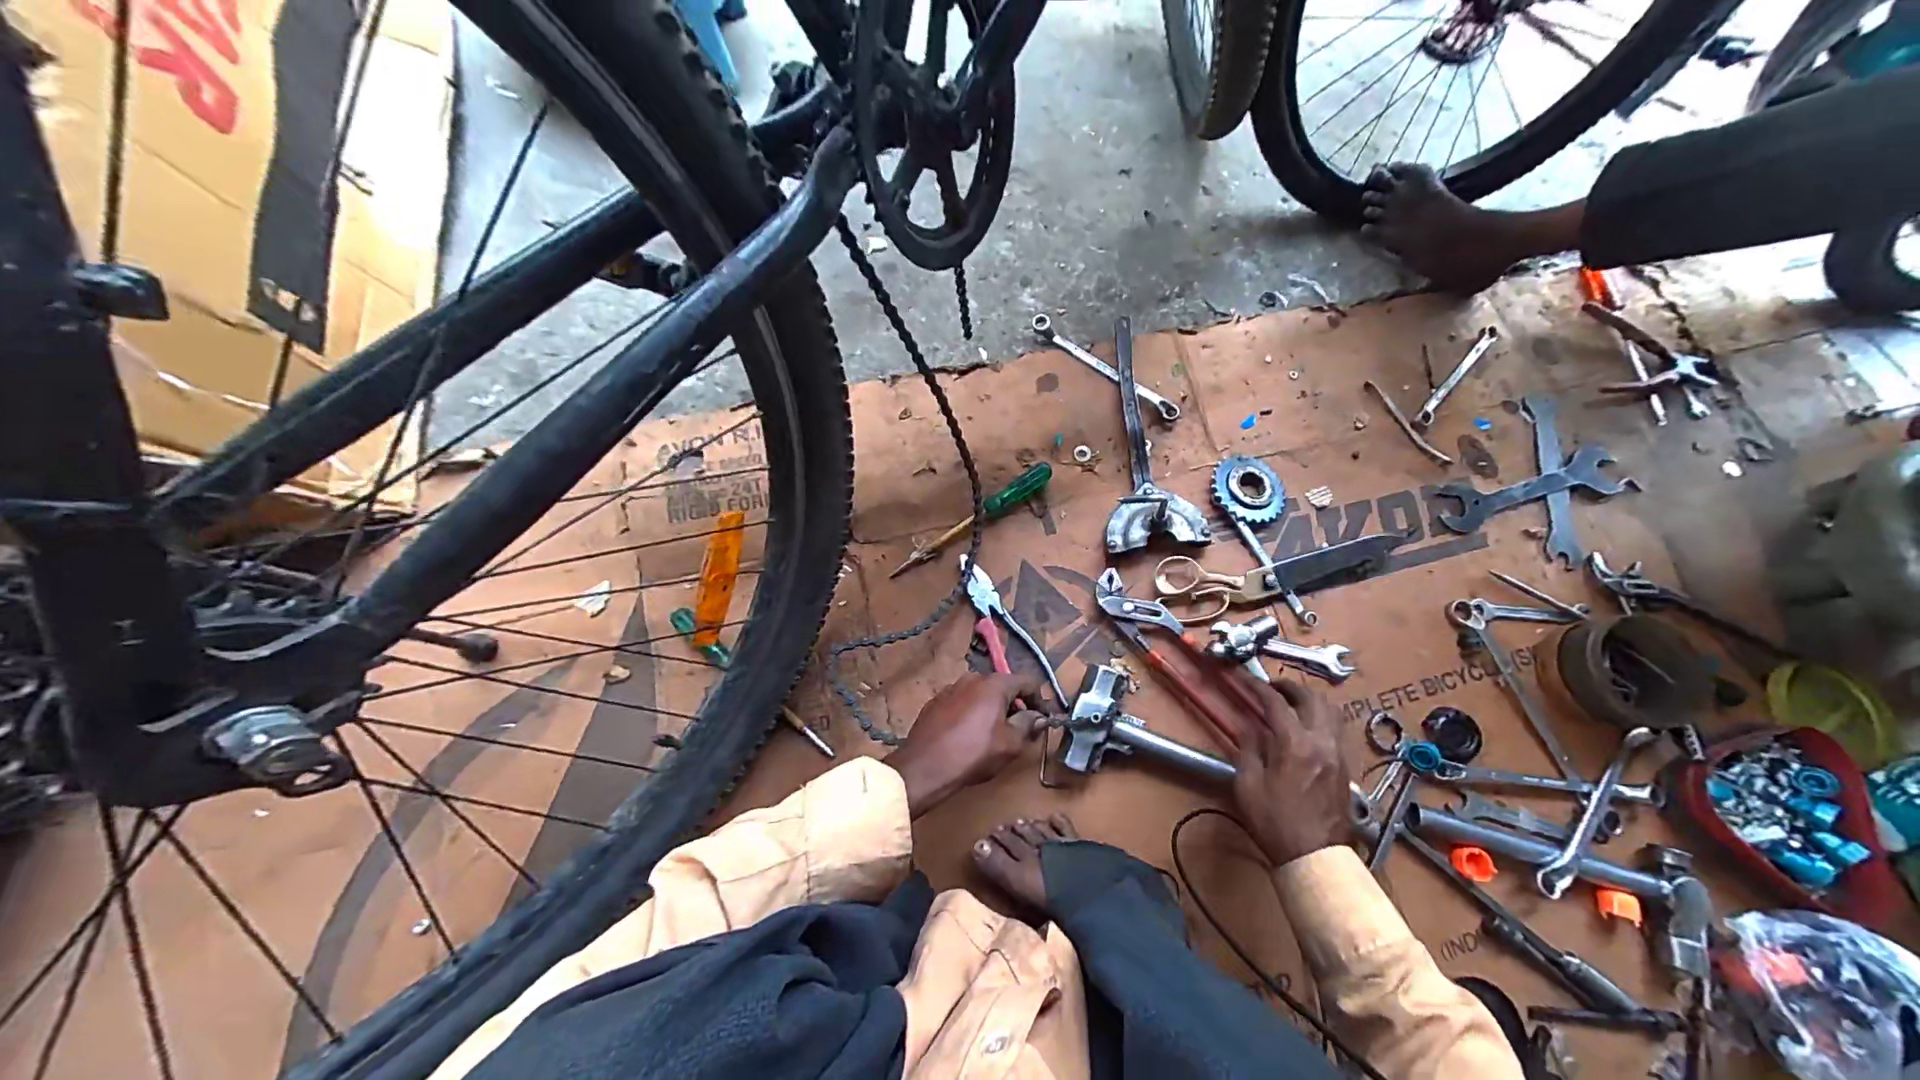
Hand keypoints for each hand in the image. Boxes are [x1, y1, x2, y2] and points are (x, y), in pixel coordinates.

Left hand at [887, 672, 1047, 816]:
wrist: (924, 767)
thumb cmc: (973, 754)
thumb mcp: (1010, 744)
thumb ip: (1028, 725)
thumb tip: (1038, 716)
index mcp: (993, 684)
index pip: (1027, 682)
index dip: (1040, 700)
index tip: (1045, 718)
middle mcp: (971, 679)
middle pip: (1003, 687)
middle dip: (1015, 705)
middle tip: (1022, 729)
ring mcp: (950, 689)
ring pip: (980, 695)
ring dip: (992, 710)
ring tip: (995, 734)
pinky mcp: (934, 703)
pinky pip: (961, 703)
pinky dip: (971, 714)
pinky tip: (969, 736)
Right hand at [1230, 674, 1353, 867]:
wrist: (1315, 856)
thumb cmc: (1275, 823)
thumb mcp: (1248, 785)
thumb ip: (1249, 748)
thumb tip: (1250, 727)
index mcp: (1295, 744)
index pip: (1276, 702)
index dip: (1257, 686)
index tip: (1244, 678)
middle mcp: (1322, 743)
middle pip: (1312, 698)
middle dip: (1289, 687)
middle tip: (1271, 688)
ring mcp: (1338, 755)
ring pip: (1332, 712)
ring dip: (1310, 701)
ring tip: (1291, 704)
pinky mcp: (1345, 768)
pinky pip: (1336, 731)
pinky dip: (1320, 720)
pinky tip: (1305, 730)